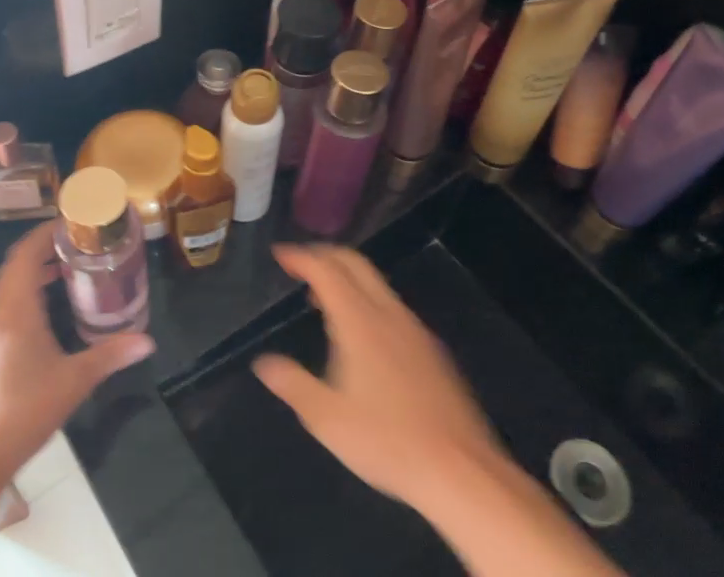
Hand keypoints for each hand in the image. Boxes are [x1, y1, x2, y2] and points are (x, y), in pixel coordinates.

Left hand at [0, 223, 154, 476]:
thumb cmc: (24, 410)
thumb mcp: (75, 381)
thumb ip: (110, 355)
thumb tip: (148, 340)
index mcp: (16, 311)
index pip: (25, 255)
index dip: (44, 233)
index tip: (70, 223)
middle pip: (15, 270)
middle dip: (43, 253)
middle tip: (76, 247)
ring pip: (8, 292)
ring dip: (34, 278)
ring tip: (66, 277)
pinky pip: (5, 313)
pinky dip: (26, 302)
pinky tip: (47, 322)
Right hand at [252, 244, 500, 508]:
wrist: (459, 468)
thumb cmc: (386, 441)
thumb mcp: (326, 418)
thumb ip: (293, 384)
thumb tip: (264, 363)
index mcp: (361, 323)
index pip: (327, 271)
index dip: (301, 258)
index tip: (280, 255)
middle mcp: (391, 315)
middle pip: (357, 264)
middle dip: (325, 256)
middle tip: (298, 264)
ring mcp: (416, 330)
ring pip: (378, 285)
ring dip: (347, 280)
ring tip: (320, 301)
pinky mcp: (432, 350)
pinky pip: (392, 307)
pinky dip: (367, 301)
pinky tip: (360, 335)